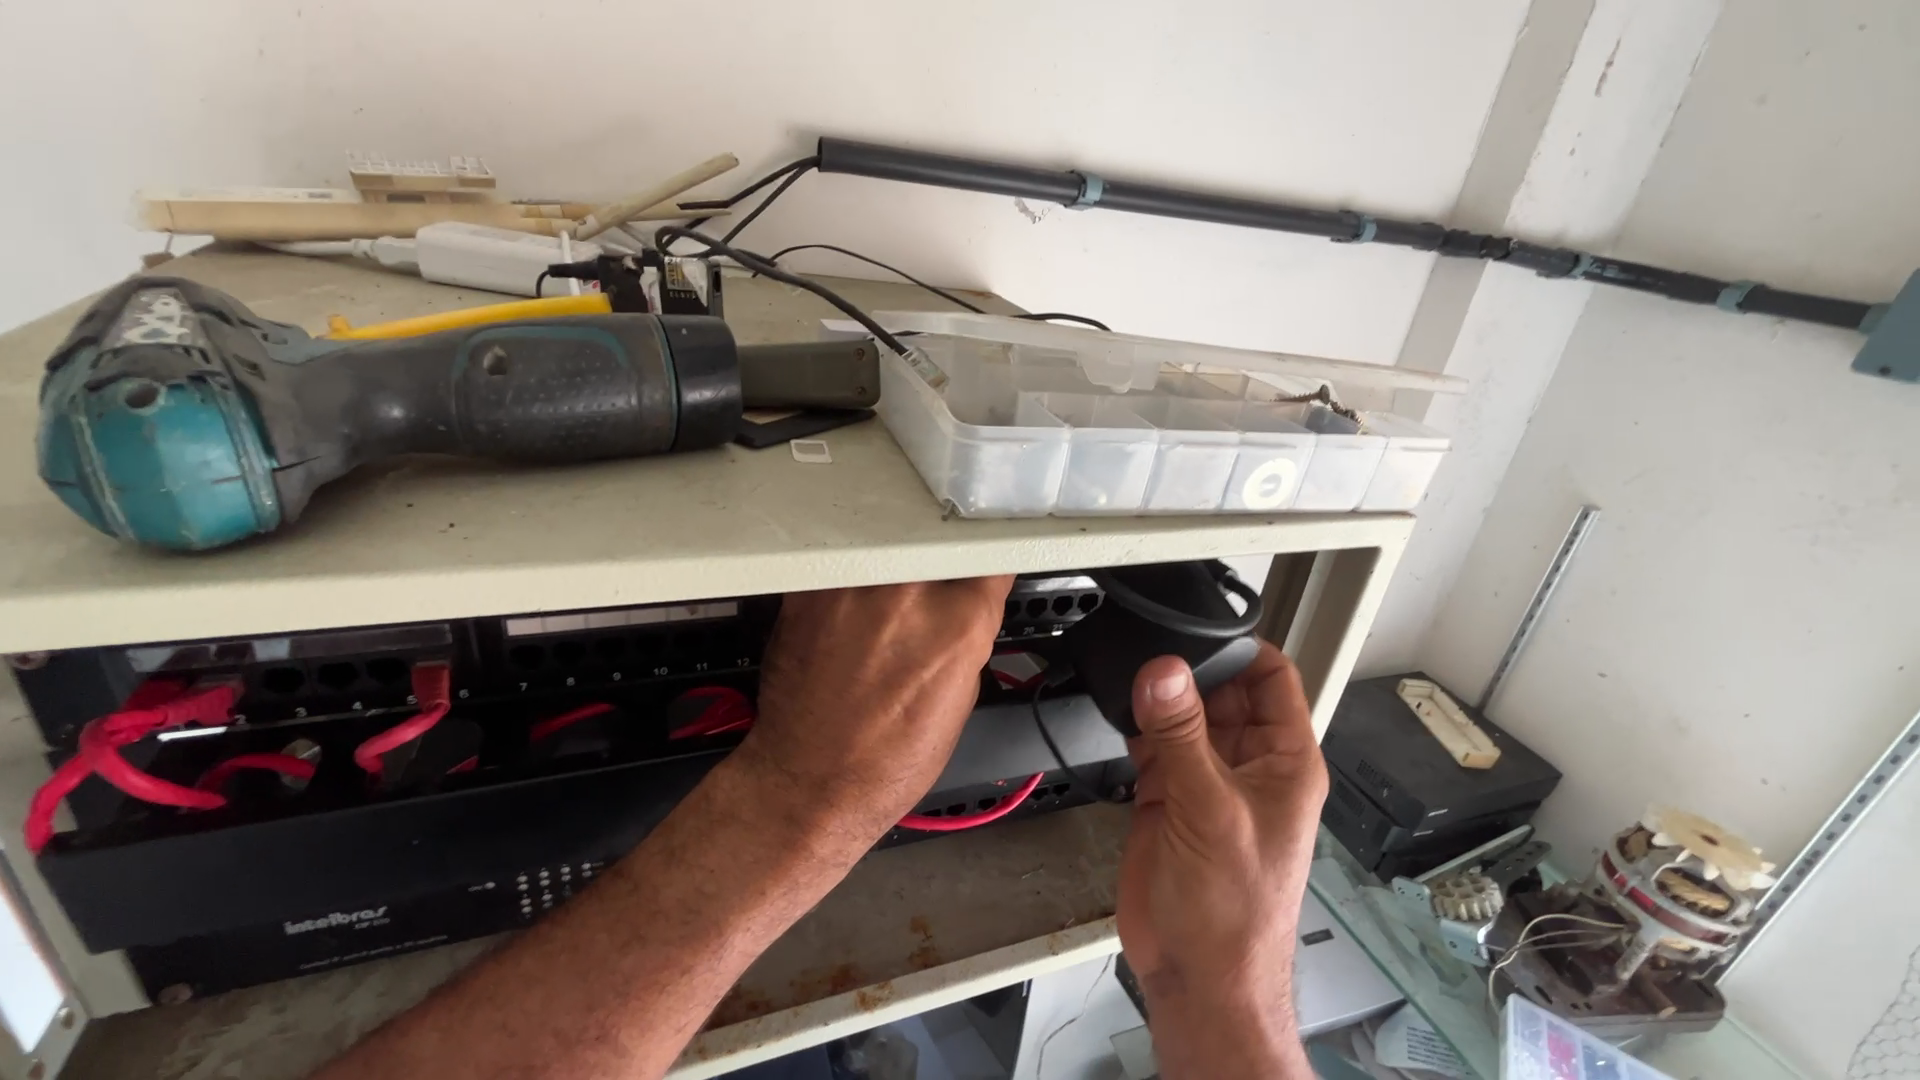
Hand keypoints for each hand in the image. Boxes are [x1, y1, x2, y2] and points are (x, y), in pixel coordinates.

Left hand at [734, 577, 1014, 840]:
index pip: (990, 557)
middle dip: (940, 569)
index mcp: (959, 624)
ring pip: (890, 550)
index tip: (979, 570)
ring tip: (883, 614)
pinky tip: (851, 616)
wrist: (808, 782)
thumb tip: (968, 602)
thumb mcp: (960, 699)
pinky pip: (846, 565)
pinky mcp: (809, 590)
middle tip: (927, 602)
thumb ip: (968, 635)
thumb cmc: (884, 760)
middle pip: (939, 546)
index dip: (986, 565)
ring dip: (894, 572)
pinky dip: (852, 582)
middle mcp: (906, 594)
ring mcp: (852, 587)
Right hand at [1116, 642, 1325, 1076]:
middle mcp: (1246, 765)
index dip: (1244, 649)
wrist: (1197, 975)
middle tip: (1150, 649)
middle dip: (1189, 670)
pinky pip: (1153, 744)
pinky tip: (1120, 713)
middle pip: (1221, 692)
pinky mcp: (1167, 797)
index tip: (1201, 626)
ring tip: (1130, 677)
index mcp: (1283, 762)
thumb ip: (1182, 736)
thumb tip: (1164, 673)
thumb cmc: (1234, 913)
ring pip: (1183, 716)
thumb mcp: (1211, 810)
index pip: (1273, 680)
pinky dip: (1136, 727)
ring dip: (1159, 697)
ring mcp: (1204, 780)